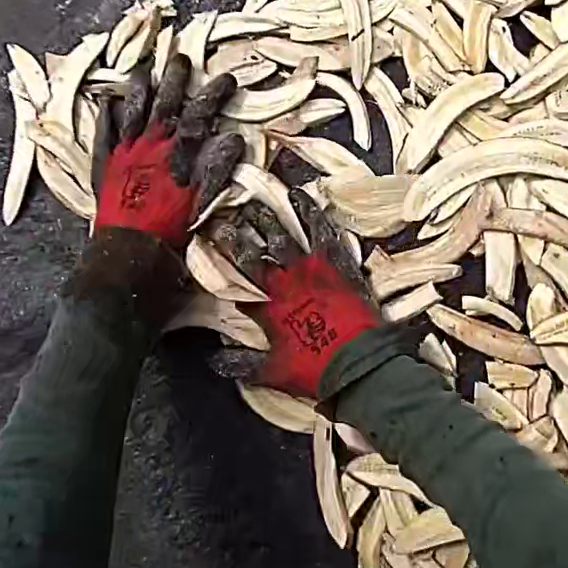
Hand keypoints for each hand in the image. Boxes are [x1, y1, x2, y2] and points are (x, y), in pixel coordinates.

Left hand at [91, 54, 243, 248]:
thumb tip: (233, 138)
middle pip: (166, 102)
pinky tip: (108, 100)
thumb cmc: (172, 228)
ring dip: (141, 88)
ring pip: (135, 109)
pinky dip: (107, 114)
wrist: (131, 248)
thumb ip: (217, 165)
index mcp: (180, 150)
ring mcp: (126, 150)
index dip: (216, 94)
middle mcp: (153, 143)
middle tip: (180, 58)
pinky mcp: (106, 163)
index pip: (202, 113)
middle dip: (176, 78)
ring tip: (145, 70)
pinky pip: (106, 131)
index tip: (227, 78)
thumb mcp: (203, 198)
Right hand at [217, 193, 382, 398]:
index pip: (237, 278)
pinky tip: (297, 195)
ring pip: (282, 235)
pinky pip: (319, 229)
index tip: (207, 244)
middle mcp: (284, 282)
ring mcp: (311, 268)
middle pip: (253, 251)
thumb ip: (239, 363)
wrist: (360, 365)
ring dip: (264, 218)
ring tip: (250, 205)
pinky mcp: (336, 261)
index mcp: (267, 306)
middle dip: (234, 234)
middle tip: (221, 219)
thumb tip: (213, 358)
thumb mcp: (273, 371)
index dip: (221, 260)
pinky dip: (308, 211)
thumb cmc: (316, 369)